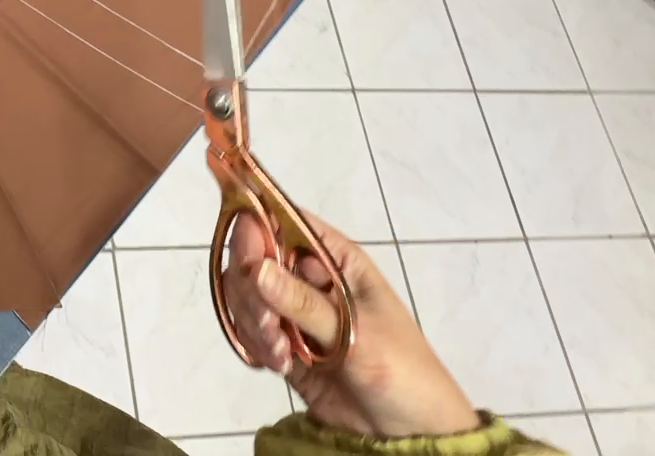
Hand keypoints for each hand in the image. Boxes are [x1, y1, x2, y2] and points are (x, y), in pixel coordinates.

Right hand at [223, 212, 478, 438]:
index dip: (255, 231)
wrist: (411, 438)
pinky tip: (279, 364)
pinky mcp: (278, 336)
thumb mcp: (358, 336)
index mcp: (332, 256)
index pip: (279, 220)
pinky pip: (246, 324)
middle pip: (250, 255)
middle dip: (251, 291)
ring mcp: (289, 305)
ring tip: (281, 353)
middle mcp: (304, 273)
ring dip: (253, 321)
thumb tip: (255, 267)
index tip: (250, 265)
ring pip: (243, 291)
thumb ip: (303, 303)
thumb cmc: (403, 373)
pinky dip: (253, 342)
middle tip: (270, 325)